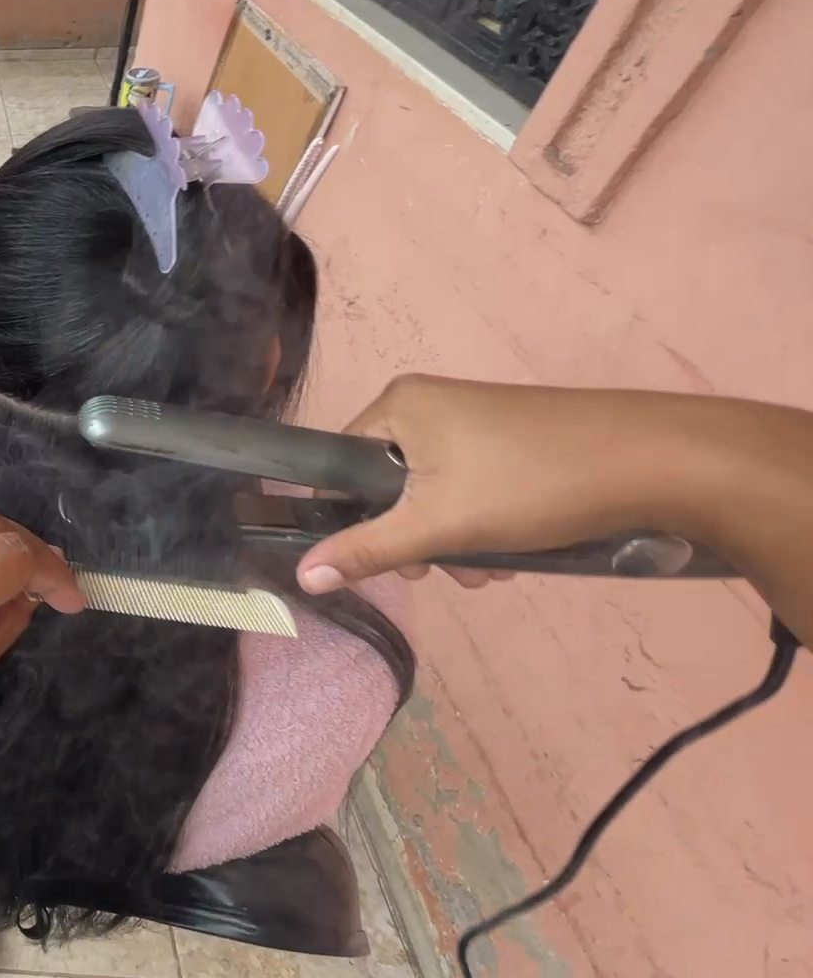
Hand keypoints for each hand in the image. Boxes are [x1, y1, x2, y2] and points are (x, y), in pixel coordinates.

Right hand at [297, 375, 704, 592]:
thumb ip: (365, 551)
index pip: (340, 466)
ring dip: (449, 535)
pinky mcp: (514, 432)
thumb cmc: (534, 484)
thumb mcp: (438, 526)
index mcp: (397, 403)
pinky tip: (510, 547)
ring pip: (432, 486)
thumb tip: (302, 576)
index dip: (352, 516)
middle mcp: (428, 400)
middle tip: (444, 571)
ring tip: (488, 569)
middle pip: (387, 481)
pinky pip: (469, 478)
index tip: (386, 556)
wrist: (675, 462)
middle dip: (412, 535)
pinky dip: (479, 516)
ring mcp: (475, 414)